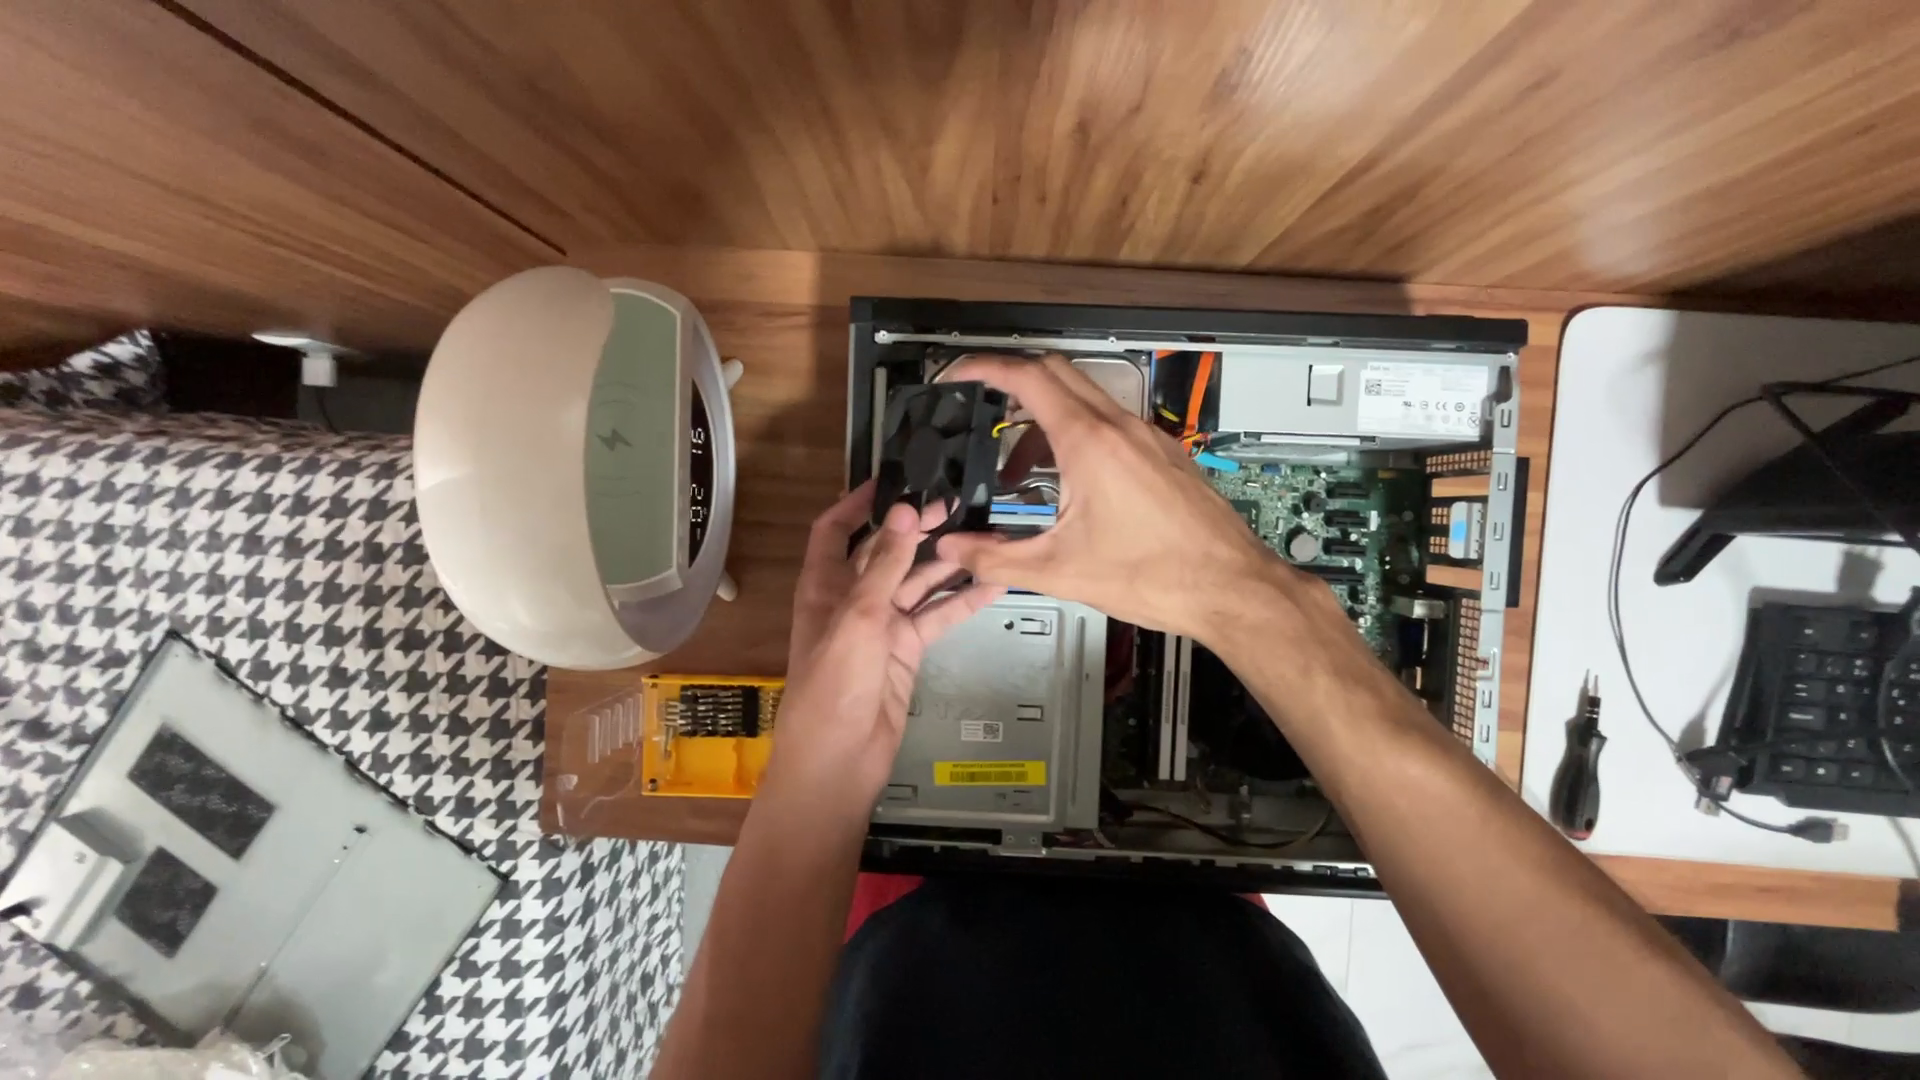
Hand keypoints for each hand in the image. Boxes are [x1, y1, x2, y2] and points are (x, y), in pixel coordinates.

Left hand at [768, 486, 1004, 812]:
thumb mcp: (858, 618)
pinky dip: (961, 602)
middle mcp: (852, 600)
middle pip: (884, 552)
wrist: (840, 759)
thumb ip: (884, 566)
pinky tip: (992, 584)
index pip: (834, 531)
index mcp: (824, 586)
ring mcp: (882, 626)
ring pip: (916, 583)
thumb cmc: (835, 684)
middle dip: (915, 529)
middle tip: (954, 504)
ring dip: (945, 563)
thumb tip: (904, 512)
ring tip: (983, 536)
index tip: (891, 480)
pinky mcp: (907, 651)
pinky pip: (936, 617)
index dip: (856, 504)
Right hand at [934, 354, 1322, 643]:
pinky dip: (1080, 435)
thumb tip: (956, 550)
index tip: (962, 371)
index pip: (1028, 377)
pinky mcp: (1165, 455)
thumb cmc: (1161, 575)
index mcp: (1090, 444)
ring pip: (1087, 400)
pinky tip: (1073, 482)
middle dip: (1013, 384)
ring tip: (1023, 467)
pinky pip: (1113, 424)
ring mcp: (1148, 438)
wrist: (1231, 587)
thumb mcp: (1060, 572)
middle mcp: (1122, 429)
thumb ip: (996, 559)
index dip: (986, 367)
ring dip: (1047, 418)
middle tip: (985, 407)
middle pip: (1057, 373)